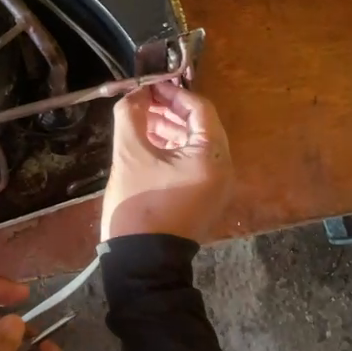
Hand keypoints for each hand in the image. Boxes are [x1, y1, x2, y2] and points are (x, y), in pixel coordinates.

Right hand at [101, 81, 234, 241]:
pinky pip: (192, 161)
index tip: (148, 85)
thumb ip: (130, 115)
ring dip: (169, 127)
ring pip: (194, 143)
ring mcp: (214, 184)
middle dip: (170, 109)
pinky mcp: (202, 196)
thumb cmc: (139, 206)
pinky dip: (172, 148)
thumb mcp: (130, 155)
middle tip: (142, 99)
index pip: (199, 108)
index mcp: (212, 155)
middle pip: (199, 124)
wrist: (141, 265)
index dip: (173, 93)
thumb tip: (134, 93)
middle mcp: (222, 167)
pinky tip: (146, 140)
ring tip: (138, 117)